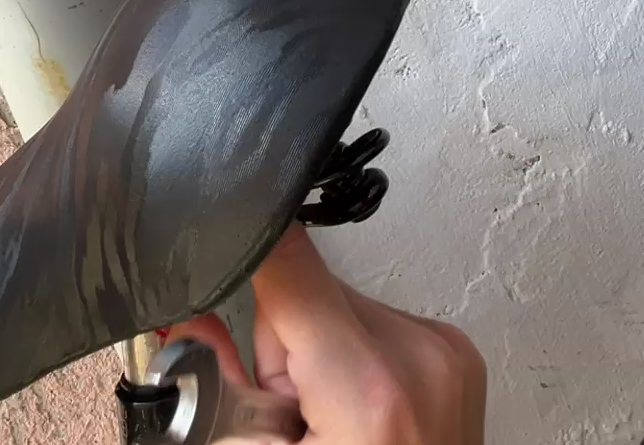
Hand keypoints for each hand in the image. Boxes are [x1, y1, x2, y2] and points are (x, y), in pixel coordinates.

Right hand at [171, 227, 485, 443]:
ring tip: (330, 418)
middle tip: (292, 410)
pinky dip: (356, 354)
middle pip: (310, 288)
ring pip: (341, 302)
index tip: (219, 224)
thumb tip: (187, 319)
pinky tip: (360, 410)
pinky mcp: (456, 353)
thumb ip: (218, 391)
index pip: (290, 263)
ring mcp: (446, 354)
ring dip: (321, 346)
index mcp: (371, 391)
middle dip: (284, 336)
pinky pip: (376, 320)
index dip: (246, 243)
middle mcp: (421, 357)